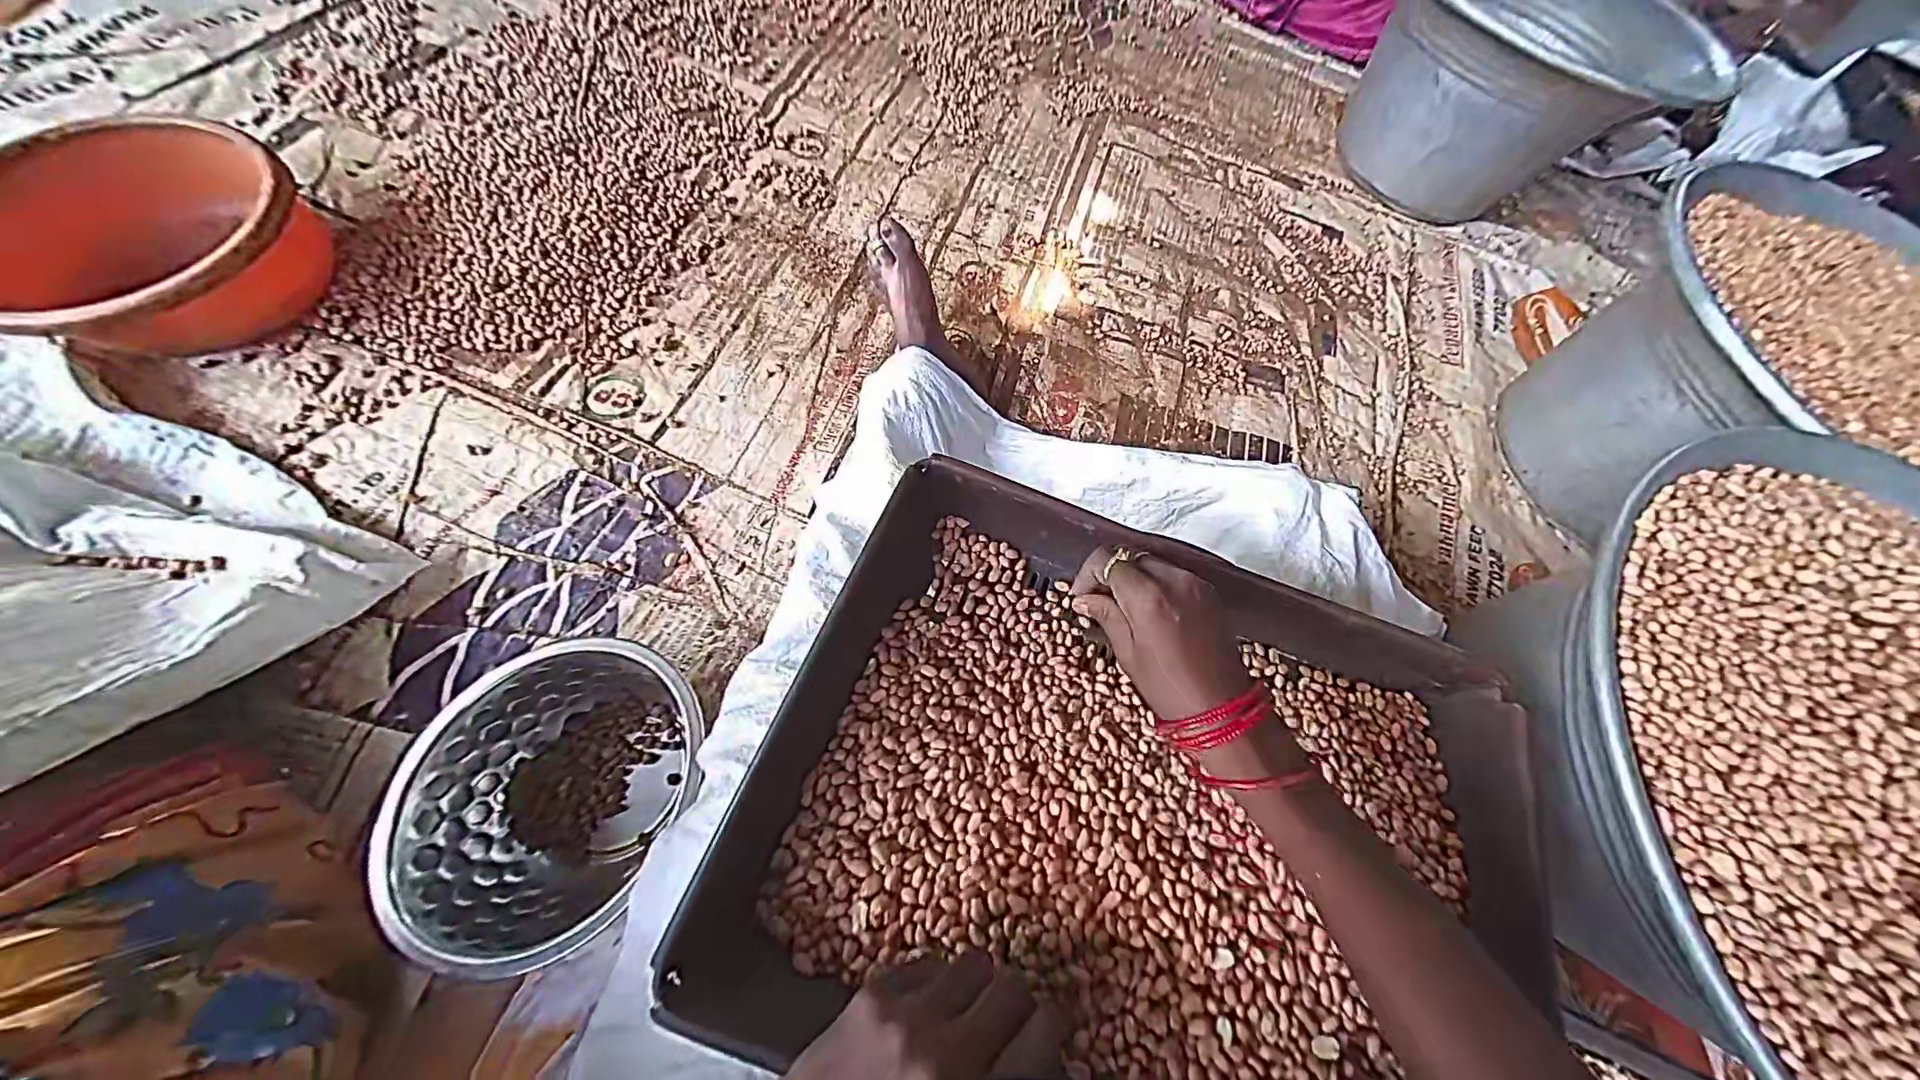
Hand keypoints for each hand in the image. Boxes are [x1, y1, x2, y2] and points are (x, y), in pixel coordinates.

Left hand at [786, 953, 1064, 1079]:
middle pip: (1012, 987)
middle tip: (1004, 1016)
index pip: (1043, 1030)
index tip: (1045, 1024)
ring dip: (974, 985)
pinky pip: (924, 965)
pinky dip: (929, 985)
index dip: (1051, 1023)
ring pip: (972, 963)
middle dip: (1015, 1001)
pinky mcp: (870, 995)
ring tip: (962, 1006)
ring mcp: (904, 1018)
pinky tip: (919, 1010)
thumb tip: (1037, 1052)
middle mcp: (944, 1053)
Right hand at [1069, 547, 1309, 780]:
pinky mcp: (1209, 591)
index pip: (1108, 560)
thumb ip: (1106, 615)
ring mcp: (1196, 584)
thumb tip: (1085, 598)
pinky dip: (1156, 584)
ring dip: (1133, 578)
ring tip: (1124, 607)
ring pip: (1152, 563)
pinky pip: (1173, 574)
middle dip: (1110, 574)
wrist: (1220, 706)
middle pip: (1130, 557)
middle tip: (1098, 600)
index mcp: (1149, 597)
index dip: (1088, 574)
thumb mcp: (1127, 652)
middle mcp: (1175, 582)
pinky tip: (1150, 610)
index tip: (1082, 594)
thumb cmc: (1170, 688)